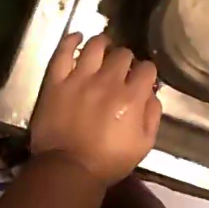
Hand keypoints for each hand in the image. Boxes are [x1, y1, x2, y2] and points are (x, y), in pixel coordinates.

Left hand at [29, 32, 161, 185]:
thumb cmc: (109, 161)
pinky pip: (62, 54)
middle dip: (126, 59)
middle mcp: (108, 82)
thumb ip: (153, 116)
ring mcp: (80, 79)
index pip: (147, 68)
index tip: (143, 79)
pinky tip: (77, 37)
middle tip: (122, 69)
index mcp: (132, 97)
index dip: (147, 72)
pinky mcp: (56, 82)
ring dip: (103, 44)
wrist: (68, 170)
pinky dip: (70, 41)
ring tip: (104, 48)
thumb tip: (152, 95)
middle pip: (122, 54)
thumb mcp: (145, 144)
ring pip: (95, 47)